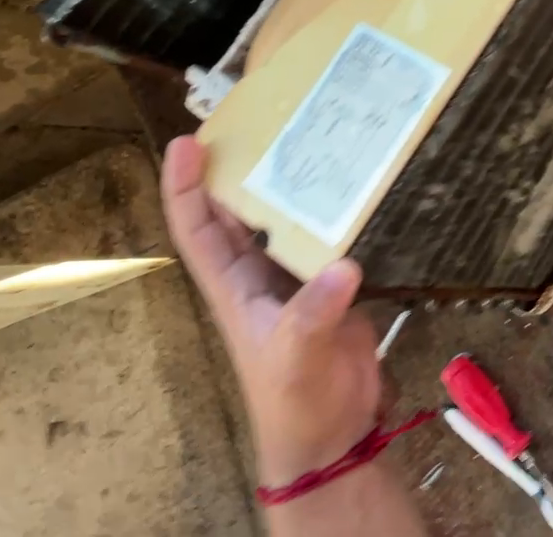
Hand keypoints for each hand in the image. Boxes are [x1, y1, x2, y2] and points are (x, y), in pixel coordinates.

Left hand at [160, 136, 386, 485]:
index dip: (185, 186)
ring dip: (299, 181)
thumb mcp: (294, 358)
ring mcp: (301, 276)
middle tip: (270, 120)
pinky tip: (367, 182)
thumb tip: (343, 265)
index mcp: (233, 287)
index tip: (190, 141)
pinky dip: (345, 206)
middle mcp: (261, 274)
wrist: (335, 432)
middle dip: (245, 166)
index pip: (197, 229)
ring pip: (291, 217)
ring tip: (321, 136)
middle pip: (243, 211)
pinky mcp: (339, 281)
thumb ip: (313, 314)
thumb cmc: (295, 401)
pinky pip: (335, 233)